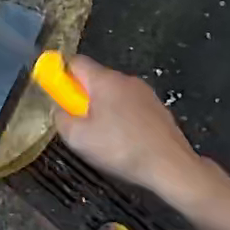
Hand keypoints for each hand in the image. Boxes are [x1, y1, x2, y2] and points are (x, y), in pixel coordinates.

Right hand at [54, 56, 211, 198]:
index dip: (61, 75)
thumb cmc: (120, 148)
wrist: (171, 167)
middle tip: (79, 124)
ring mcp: (146, 93)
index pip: (75, 62)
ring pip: (112, 94)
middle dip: (82, 97)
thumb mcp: (76, 137)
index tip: (58, 96)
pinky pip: (130, 107)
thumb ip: (59, 117)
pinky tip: (123, 142)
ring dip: (102, 109)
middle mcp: (126, 80)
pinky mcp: (159, 109)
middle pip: (94, 79)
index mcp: (104, 80)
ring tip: (103, 138)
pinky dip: (121, 119)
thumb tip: (59, 110)